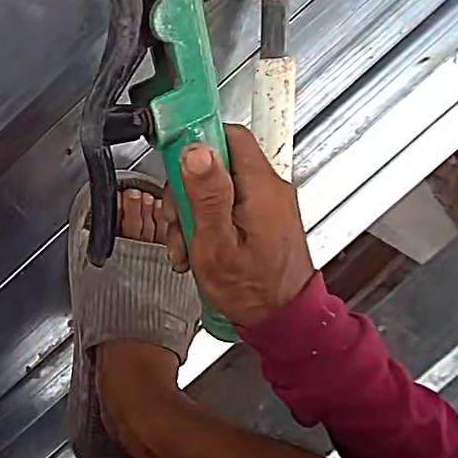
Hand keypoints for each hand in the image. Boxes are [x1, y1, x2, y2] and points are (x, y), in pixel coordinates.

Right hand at [160, 123, 314, 326]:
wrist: (283, 323)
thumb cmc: (252, 290)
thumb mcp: (216, 243)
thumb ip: (207, 194)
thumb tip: (196, 150)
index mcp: (260, 187)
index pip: (229, 135)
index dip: (196, 142)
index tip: (173, 164)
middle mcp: (268, 189)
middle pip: (215, 164)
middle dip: (186, 191)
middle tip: (175, 220)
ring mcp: (266, 203)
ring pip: (215, 187)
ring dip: (191, 212)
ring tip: (185, 245)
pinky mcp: (262, 217)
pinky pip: (225, 205)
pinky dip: (205, 223)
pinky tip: (197, 248)